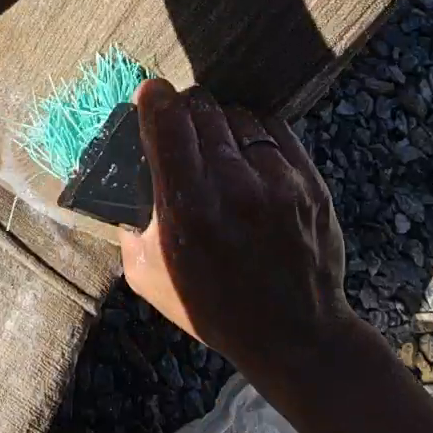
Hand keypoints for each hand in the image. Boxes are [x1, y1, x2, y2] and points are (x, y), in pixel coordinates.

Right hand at [121, 79, 355, 369]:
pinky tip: (247, 149)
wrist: (296, 337)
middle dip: (184, 109)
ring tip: (216, 143)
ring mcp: (277, 182)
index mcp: (187, 206)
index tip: (150, 94)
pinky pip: (274, 128)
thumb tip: (123, 175)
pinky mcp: (309, 183)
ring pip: (237, 114)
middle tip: (180, 124)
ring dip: (219, 121)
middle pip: (201, 108)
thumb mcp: (147, 273)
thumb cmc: (212, 307)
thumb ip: (128, 221)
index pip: (167, 121)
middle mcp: (233, 186)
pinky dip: (254, 131)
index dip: (154, 97)